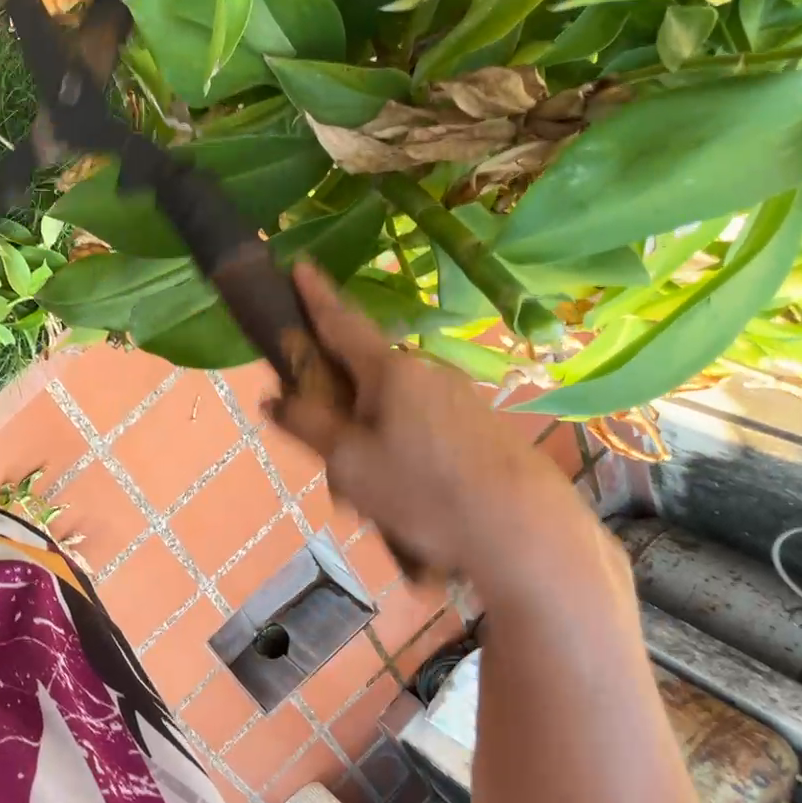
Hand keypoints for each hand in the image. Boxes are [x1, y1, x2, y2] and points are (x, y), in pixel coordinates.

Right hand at [269, 263, 595, 587]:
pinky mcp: (480, 428)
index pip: (341, 323)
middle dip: (336, 409)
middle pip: (361, 378)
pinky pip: (418, 429)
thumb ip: (306, 424)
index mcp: (389, 370)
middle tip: (327, 458)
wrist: (529, 537)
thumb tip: (272, 398)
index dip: (316, 296)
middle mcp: (425, 372)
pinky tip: (405, 501)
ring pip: (389, 411)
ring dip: (368, 441)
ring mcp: (457, 398)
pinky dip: (399, 455)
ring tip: (369, 498)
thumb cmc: (424, 491)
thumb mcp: (348, 462)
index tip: (300, 265)